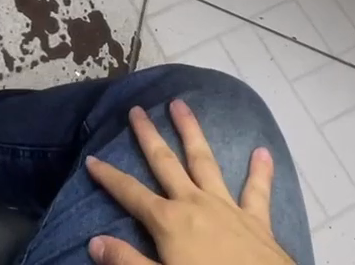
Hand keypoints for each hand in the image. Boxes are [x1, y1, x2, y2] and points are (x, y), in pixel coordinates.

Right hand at [84, 101, 291, 264]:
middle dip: (148, 136)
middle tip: (137, 109)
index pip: (130, 193)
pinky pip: (257, 192)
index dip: (108, 176)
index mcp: (168, 221)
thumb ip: (127, 262)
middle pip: (165, 162)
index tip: (91, 158)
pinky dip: (260, 173)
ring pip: (203, 161)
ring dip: (191, 132)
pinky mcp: (256, 221)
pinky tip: (263, 152)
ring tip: (180, 105)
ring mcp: (226, 207)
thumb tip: (93, 241)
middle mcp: (193, 203)